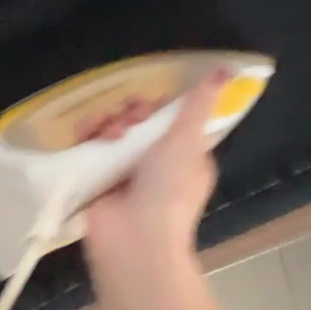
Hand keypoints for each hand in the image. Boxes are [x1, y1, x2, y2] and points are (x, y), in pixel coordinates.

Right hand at [81, 71, 223, 272]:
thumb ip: (199, 104)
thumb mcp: (188, 140)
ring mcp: (121, 172)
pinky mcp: (93, 180)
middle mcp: (152, 162)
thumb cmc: (169, 190)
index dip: (158, 106)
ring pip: (110, 131)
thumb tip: (225, 70)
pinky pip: (86, 148)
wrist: (134, 239)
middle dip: (131, 113)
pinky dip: (86, 137)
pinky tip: (88, 137)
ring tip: (110, 133)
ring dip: (108, 122)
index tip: (153, 106)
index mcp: (182, 155)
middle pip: (136, 121)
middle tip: (130, 120)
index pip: (168, 118)